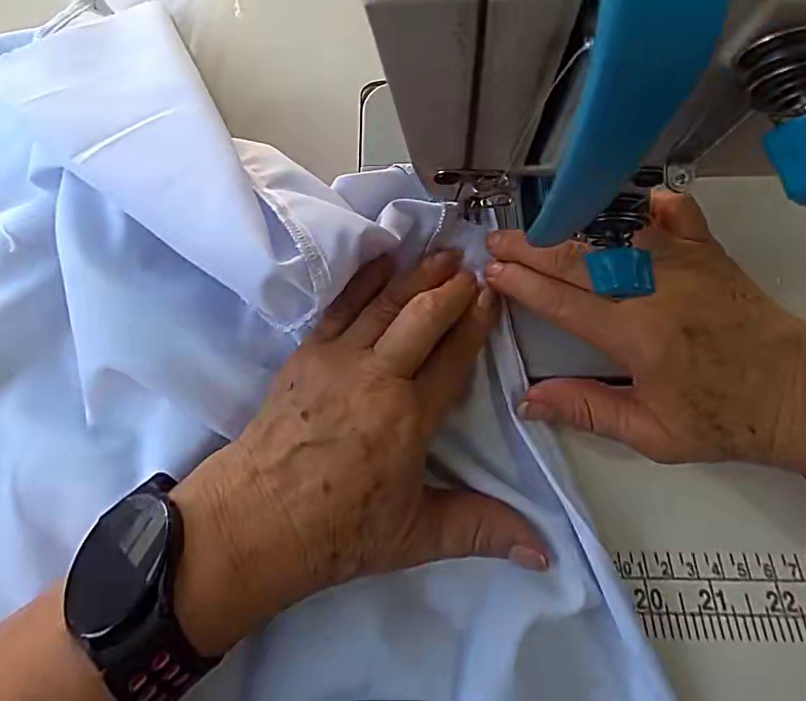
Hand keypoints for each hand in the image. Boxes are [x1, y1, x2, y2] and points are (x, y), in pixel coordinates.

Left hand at [168, 249, 549, 655]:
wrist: (261, 512)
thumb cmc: (339, 529)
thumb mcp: (416, 535)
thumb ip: (481, 528)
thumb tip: (544, 552)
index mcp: (408, 417)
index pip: (453, 358)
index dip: (475, 323)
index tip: (491, 295)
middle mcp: (376, 376)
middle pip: (420, 318)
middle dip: (449, 288)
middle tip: (471, 265)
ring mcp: (336, 358)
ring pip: (382, 304)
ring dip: (413, 276)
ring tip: (439, 254)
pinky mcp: (306, 352)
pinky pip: (339, 307)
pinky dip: (362, 281)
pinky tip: (380, 262)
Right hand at [484, 190, 805, 473]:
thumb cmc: (727, 419)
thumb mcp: (654, 435)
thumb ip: (587, 411)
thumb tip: (527, 400)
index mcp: (637, 337)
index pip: (562, 302)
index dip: (521, 285)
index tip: (492, 272)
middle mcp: (654, 292)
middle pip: (576, 260)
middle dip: (529, 248)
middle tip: (497, 241)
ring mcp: (683, 266)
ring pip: (614, 233)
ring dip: (569, 224)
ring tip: (536, 222)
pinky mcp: (707, 253)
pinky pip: (675, 214)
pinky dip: (647, 203)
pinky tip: (622, 200)